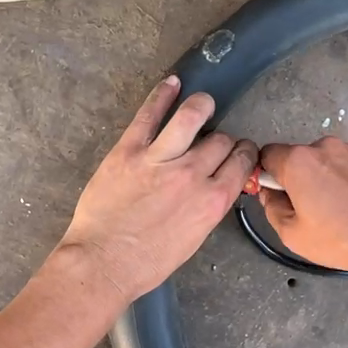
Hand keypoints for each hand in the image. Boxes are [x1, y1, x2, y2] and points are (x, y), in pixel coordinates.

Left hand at [55, 76, 256, 304]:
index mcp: (212, 201)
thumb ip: (208, 206)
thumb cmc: (148, 261)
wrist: (103, 263)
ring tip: (202, 104)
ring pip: (192, 116)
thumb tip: (214, 185)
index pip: (241, 162)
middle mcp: (192, 175)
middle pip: (220, 140)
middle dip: (222, 137)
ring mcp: (160, 159)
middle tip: (214, 139)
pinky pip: (150, 115)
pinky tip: (171, 84)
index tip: (240, 150)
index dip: (244, 152)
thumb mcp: (194, 238)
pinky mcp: (129, 150)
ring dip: (201, 106)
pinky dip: (162, 95)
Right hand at [257, 137, 347, 278]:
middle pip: (296, 157)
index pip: (267, 154)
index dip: (266, 174)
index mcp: (299, 161)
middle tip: (306, 210)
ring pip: (323, 161)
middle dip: (295, 178)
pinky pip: (345, 166)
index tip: (276, 195)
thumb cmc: (339, 239)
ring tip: (334, 210)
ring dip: (320, 178)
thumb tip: (270, 194)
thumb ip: (271, 207)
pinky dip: (342, 180)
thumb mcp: (291, 234)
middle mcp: (324, 147)